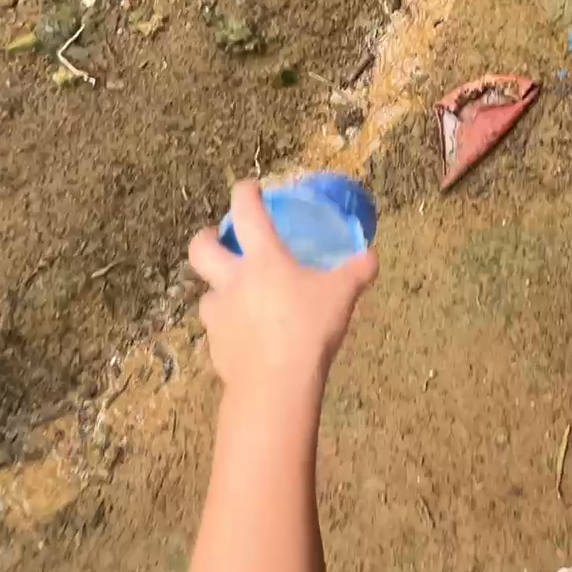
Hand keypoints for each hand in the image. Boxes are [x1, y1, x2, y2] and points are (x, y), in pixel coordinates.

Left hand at [188, 180, 377, 397]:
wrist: (276, 384)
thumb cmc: (309, 327)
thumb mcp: (344, 293)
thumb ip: (357, 271)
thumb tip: (370, 257)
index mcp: (264, 259)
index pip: (246, 213)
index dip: (245, 194)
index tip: (248, 187)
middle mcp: (234, 281)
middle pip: (200, 250)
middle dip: (206, 238)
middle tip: (218, 239)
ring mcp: (220, 315)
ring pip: (207, 293)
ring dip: (220, 289)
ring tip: (240, 296)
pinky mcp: (216, 347)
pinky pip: (219, 328)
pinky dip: (231, 325)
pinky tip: (251, 335)